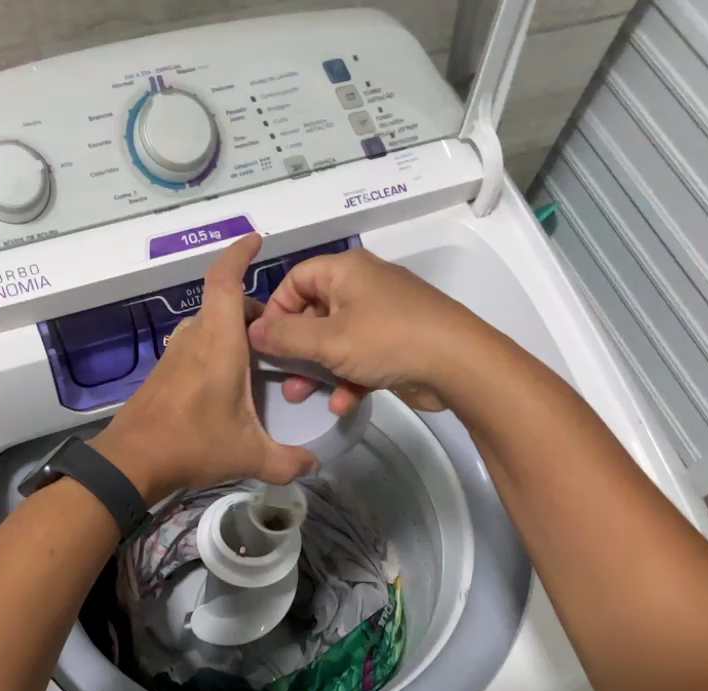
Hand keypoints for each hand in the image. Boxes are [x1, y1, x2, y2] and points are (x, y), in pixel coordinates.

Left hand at [90, 234, 316, 501]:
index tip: (255, 241)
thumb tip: (311, 465)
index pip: (225, 280)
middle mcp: (195, 339)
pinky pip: (195, 347)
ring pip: (208, 326)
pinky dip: (215, 352)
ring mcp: (175, 355)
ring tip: (257, 360)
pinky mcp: (163, 373)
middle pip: (224, 305)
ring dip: (233, 332)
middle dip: (253, 311)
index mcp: (218, 342)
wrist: (131, 461)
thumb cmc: (192, 445)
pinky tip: (227, 385)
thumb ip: (286, 461)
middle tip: (278, 336)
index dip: (239, 253)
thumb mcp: (248, 457)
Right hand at [246, 248, 507, 414]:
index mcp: (345, 270)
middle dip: (294, 347)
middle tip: (279, 374)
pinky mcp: (395, 344)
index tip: (264, 341)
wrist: (457, 364)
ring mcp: (381, 316)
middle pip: (313, 312)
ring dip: (316, 369)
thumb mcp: (327, 340)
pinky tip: (341, 403)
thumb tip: (251, 331)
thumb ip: (285, 336)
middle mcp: (362, 287)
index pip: (295, 278)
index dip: (276, 308)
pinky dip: (347, 379)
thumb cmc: (387, 340)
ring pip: (335, 340)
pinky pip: (359, 358)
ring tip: (300, 396)